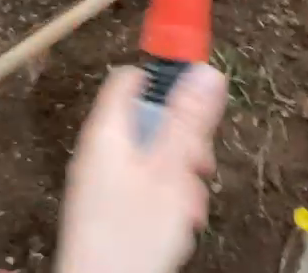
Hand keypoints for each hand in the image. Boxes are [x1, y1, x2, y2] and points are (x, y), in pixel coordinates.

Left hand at [56, 65, 227, 272]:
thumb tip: (206, 71)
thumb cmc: (130, 236)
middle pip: (148, 118)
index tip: (193, 93)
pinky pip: (143, 184)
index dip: (164, 78)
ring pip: (151, 155)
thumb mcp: (171, 171)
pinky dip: (165, 195)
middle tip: (199, 163)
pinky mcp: (107, 209)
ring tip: (189, 203)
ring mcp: (101, 181)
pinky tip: (177, 220)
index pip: (131, 77)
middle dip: (182, 139)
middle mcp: (100, 150)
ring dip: (179, 173)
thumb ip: (189, 120)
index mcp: (108, 131)